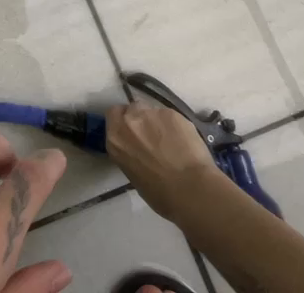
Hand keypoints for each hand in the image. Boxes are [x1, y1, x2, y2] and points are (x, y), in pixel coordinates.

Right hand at [105, 104, 219, 221]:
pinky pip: (170, 117)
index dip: (123, 122)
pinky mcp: (172, 113)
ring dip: (158, 123)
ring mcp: (151, 114)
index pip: (113, 115)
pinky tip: (184, 143)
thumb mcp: (134, 175)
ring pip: (153, 112)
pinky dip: (175, 127)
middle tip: (152, 137)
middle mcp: (130, 120)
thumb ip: (131, 153)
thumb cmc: (160, 194)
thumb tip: (140, 150)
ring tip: (172, 142)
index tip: (132, 133)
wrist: (190, 189)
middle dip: (141, 120)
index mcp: (115, 139)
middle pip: (132, 109)